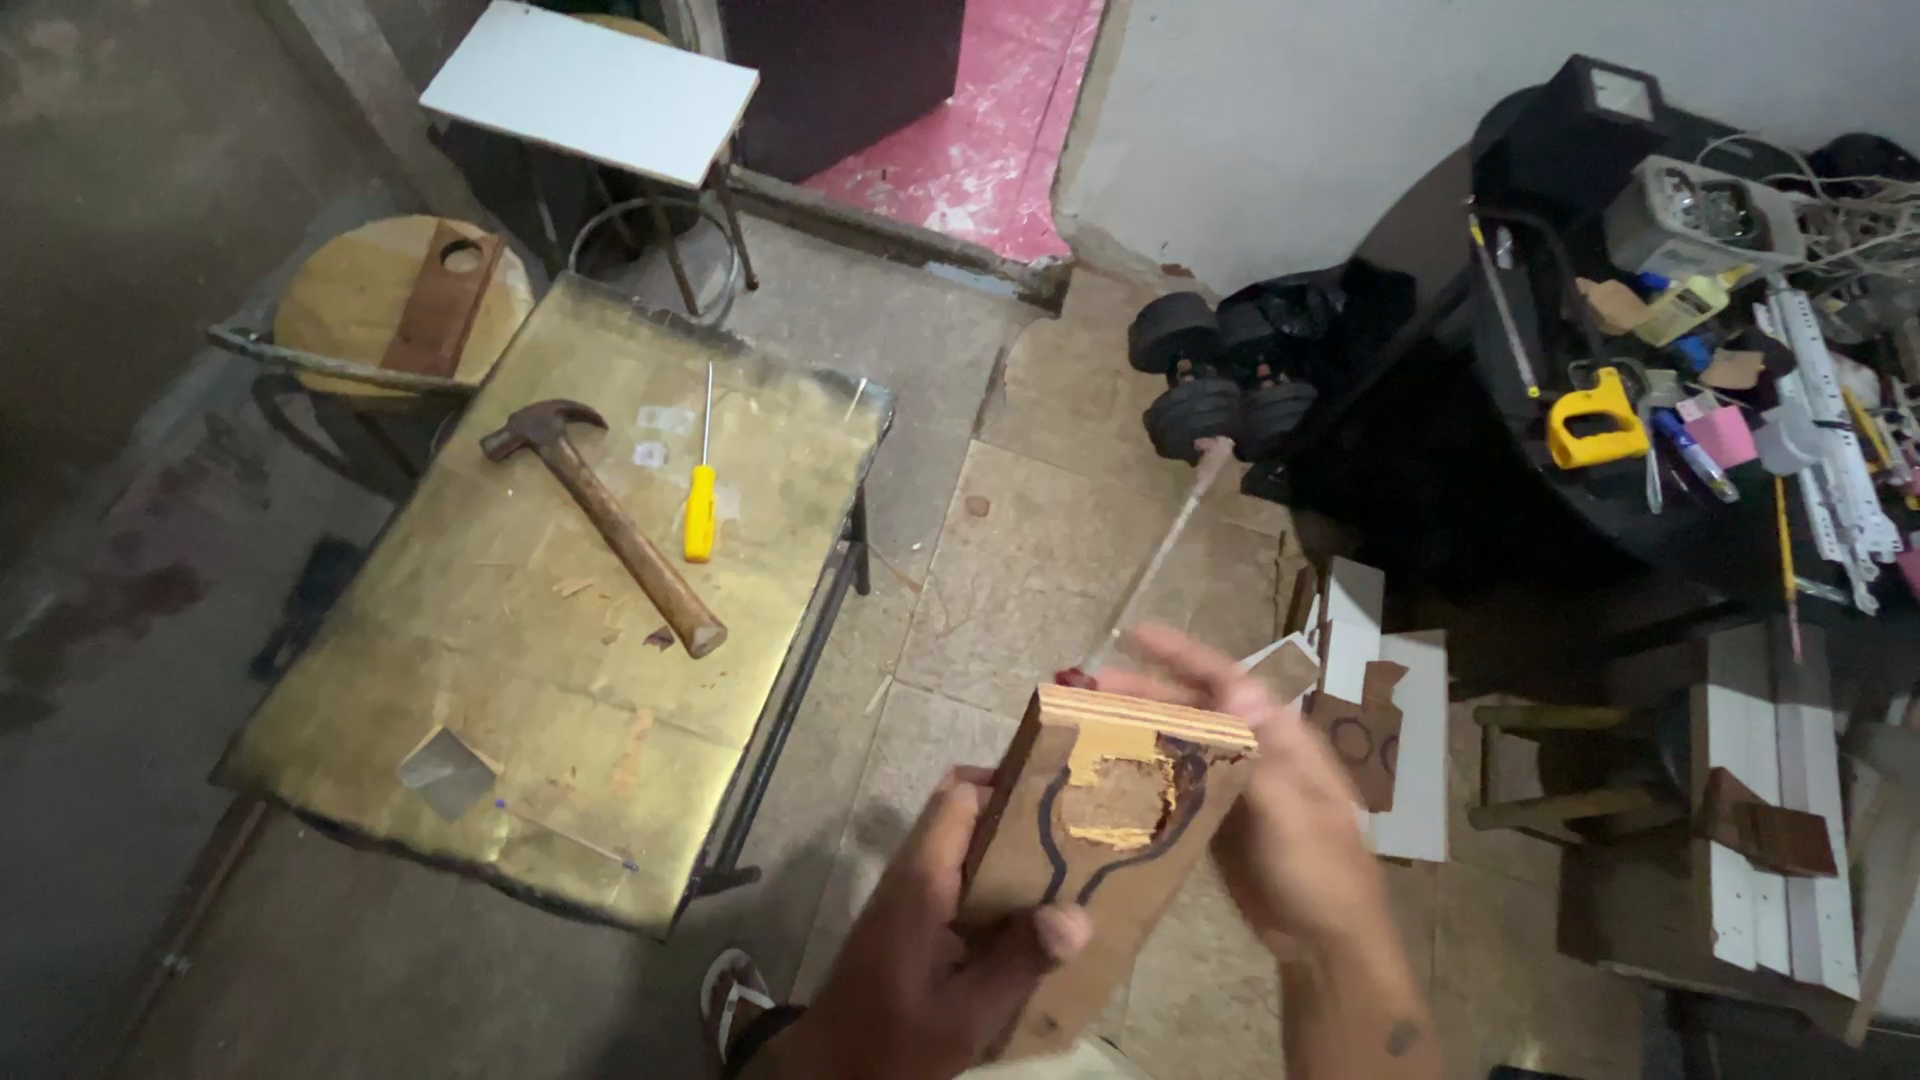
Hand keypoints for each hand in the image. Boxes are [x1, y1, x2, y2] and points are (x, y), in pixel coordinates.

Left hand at [771, 768, 1093, 1079]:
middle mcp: (911, 871)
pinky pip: (952, 870)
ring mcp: (906, 890)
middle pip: (957, 809)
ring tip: (1059, 860)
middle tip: (1066, 826)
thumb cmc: (893, 1042)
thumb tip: (1078, 916)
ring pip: (956, 838)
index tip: (1055, 794)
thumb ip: (1018, 963)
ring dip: (1001, 841)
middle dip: (1009, 808)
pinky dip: (988, 873)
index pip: (958, 798)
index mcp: (922, 880)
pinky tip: (1025, 907)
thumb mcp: (964, 1017)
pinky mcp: (908, 913)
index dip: (1003, 785)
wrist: (829, 1071)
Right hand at [1095, 624, 1390, 954]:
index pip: (1226, 680)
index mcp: (1280, 737)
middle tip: (1090, 686)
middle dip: (1144, 690)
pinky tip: (1111, 766)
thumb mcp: (1295, 815)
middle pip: (1192, 706)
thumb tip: (1237, 686)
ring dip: (1138, 724)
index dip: (1181, 654)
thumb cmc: (1322, 875)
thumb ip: (1261, 754)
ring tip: (1089, 719)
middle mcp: (1252, 748)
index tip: (1134, 635)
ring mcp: (1231, 781)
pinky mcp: (1214, 812)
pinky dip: (1145, 766)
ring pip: (1178, 738)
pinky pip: (1175, 777)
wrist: (1326, 944)